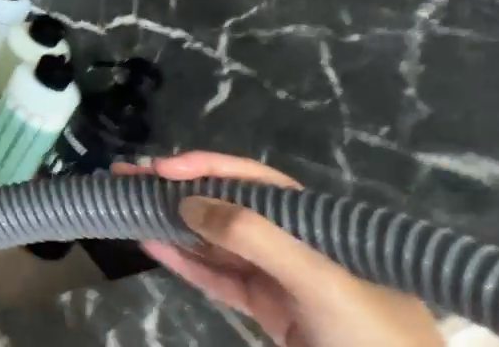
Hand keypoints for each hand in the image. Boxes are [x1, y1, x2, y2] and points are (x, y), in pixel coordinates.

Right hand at [121, 152, 442, 346]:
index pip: (258, 183)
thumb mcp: (322, 284)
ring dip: (171, 221)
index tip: (162, 167)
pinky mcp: (270, 311)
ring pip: (216, 241)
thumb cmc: (373, 338)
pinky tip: (148, 242)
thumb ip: (257, 238)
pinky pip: (218, 277)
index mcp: (326, 229)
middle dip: (178, 189)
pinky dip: (183, 260)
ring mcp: (284, 281)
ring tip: (125, 201)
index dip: (208, 167)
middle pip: (230, 207)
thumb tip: (186, 200)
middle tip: (127, 175)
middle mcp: (302, 247)